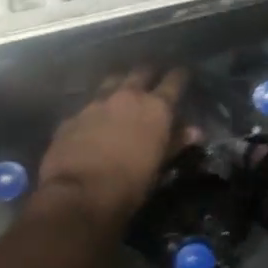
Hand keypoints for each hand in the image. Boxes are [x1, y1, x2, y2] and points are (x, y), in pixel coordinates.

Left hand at [32, 66, 187, 229]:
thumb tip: (195, 131)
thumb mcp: (158, 166)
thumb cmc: (129, 184)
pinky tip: (93, 121)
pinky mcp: (72, 117)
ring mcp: (96, 103)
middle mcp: (128, 97)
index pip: (174, 80)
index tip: (183, 75)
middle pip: (141, 72)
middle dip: (149, 74)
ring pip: (112, 81)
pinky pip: (88, 105)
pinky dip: (96, 109)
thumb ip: (175, 143)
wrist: (77, 195)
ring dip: (120, 84)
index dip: (180, 76)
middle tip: (152, 81)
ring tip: (122, 93)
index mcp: (156, 108)